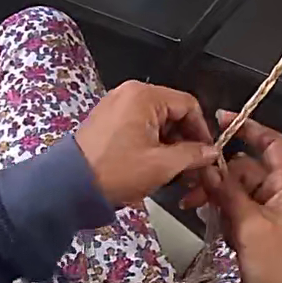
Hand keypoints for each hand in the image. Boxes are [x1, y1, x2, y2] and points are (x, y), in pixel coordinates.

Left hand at [73, 81, 217, 206]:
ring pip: (158, 122)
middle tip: (194, 165)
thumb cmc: (113, 172)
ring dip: (171, 145)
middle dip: (186, 140)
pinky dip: (153, 144)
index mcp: (143, 96)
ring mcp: (117, 107)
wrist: (71, 187)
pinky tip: (157, 166)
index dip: (202, 130)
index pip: (188, 105)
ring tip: (176, 170)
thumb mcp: (162, 165)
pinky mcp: (109, 122)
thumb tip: (210, 152)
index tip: (208, 151)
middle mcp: (129, 95)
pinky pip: (140, 127)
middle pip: (173, 112)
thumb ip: (193, 155)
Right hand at [196, 111, 281, 282]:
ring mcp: (275, 208)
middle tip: (191, 192)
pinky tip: (216, 228)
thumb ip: (228, 193)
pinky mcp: (264, 225)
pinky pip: (240, 207)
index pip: (272, 143)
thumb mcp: (250, 227)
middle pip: (247, 167)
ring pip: (240, 188)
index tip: (219, 118)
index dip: (247, 128)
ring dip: (218, 197)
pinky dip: (226, 212)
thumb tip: (208, 166)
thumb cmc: (278, 265)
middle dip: (220, 177)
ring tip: (195, 210)